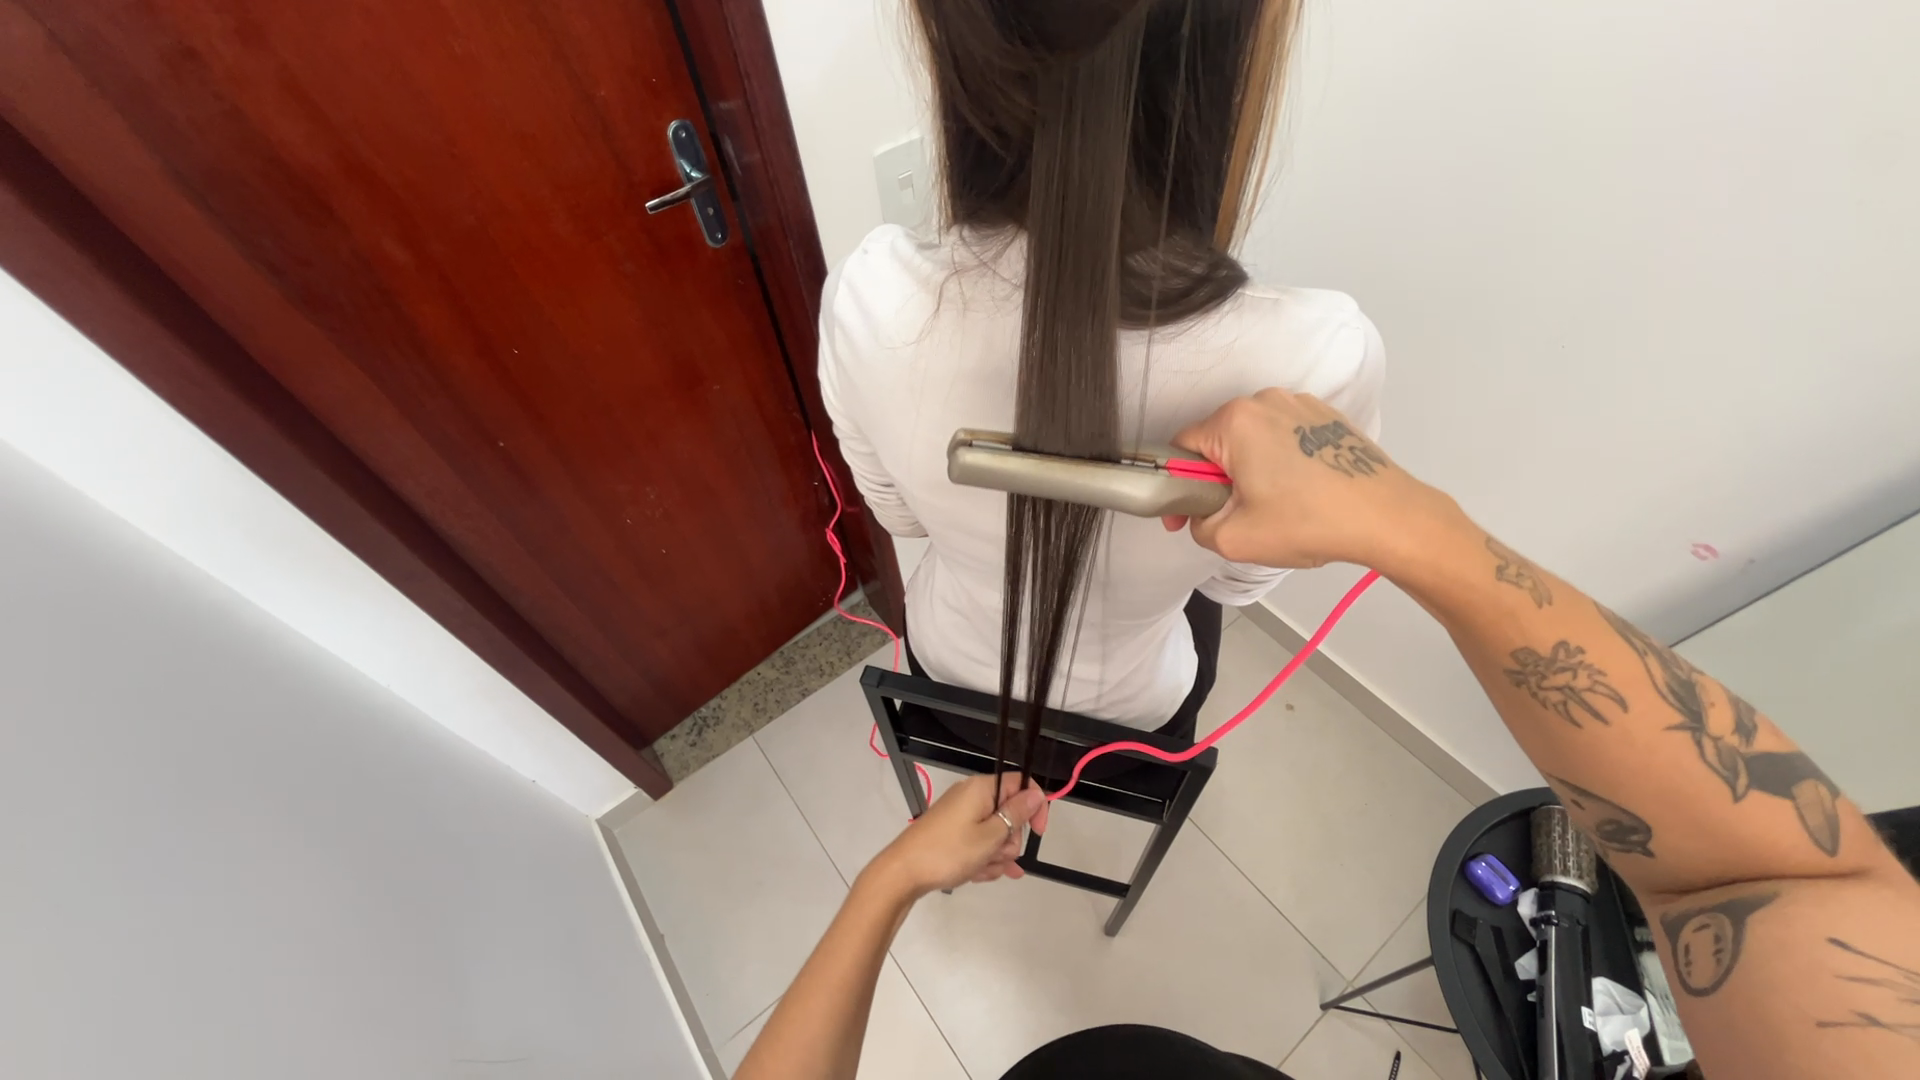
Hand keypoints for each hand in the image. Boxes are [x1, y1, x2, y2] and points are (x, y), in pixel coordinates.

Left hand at [866, 774, 1049, 897]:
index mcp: (982, 788)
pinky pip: (979, 842)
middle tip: (996, 854)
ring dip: (995, 855)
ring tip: (981, 869)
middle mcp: (972, 796)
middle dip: (1009, 840)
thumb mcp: (989, 836)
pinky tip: (980, 874)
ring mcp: (962, 815)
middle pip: (1009, 813)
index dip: (1035, 806)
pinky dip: (982, 858)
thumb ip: (1016, 814)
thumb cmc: (949, 851)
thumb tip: (1037, 793)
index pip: (1021, 784)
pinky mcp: (954, 832)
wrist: (903, 872)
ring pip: (995, 833)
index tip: (1038, 832)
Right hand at [1161, 388, 1457, 570]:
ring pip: (1251, 439)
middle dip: (1215, 479)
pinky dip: (1279, 462)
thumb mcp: (1230, 539)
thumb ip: (1196, 524)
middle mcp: (1264, 400)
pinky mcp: (1326, 416)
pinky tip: (1297, 492)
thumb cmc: (1308, 523)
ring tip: (1269, 505)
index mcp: (1234, 421)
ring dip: (1247, 470)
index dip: (1177, 486)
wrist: (1387, 517)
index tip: (1187, 517)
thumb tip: (1200, 514)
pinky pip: (1283, 437)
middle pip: (1216, 441)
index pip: (1180, 448)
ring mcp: (1299, 404)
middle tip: (1231, 516)